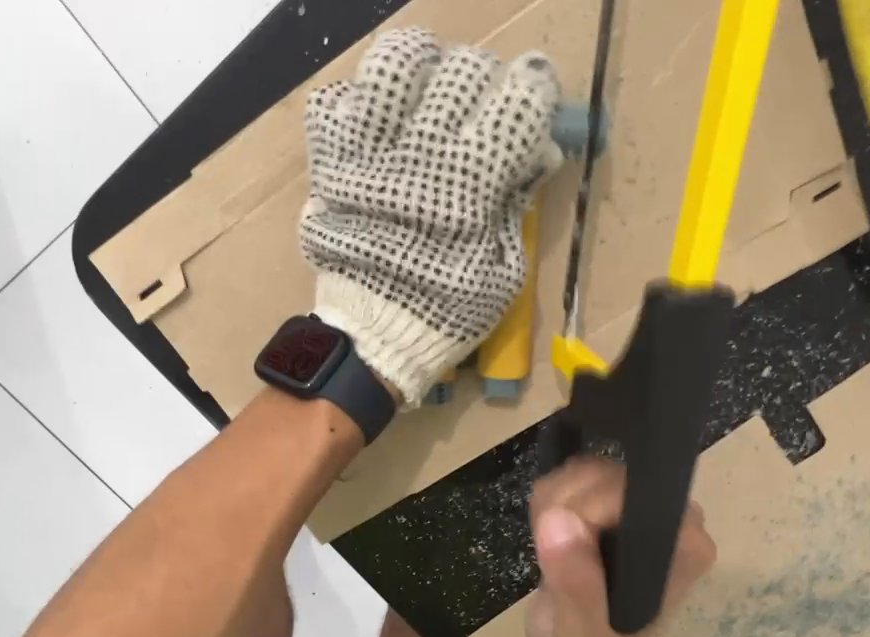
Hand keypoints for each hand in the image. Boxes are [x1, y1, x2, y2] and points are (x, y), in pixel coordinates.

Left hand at [301, 28, 563, 405]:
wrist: (375, 337)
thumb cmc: (447, 309)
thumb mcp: (504, 269)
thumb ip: (518, 204)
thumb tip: (539, 151)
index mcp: (474, 183)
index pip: (518, 98)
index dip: (533, 91)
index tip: (533, 101)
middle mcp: (423, 155)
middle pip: (462, 71)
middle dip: (481, 83)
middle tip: (480, 108)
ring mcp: (370, 154)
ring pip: (395, 66)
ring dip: (419, 72)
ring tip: (426, 97)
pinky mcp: (331, 164)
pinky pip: (335, 102)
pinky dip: (358, 104)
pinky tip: (376, 125)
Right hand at [526, 459, 716, 636]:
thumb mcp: (578, 630)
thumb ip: (575, 583)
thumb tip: (558, 521)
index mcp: (684, 543)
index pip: (630, 491)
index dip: (585, 509)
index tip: (560, 548)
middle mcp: (676, 516)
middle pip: (606, 475)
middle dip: (565, 507)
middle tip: (552, 555)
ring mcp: (647, 504)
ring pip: (587, 469)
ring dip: (553, 503)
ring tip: (552, 549)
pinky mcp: (620, 498)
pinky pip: (577, 473)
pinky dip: (551, 498)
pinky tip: (553, 534)